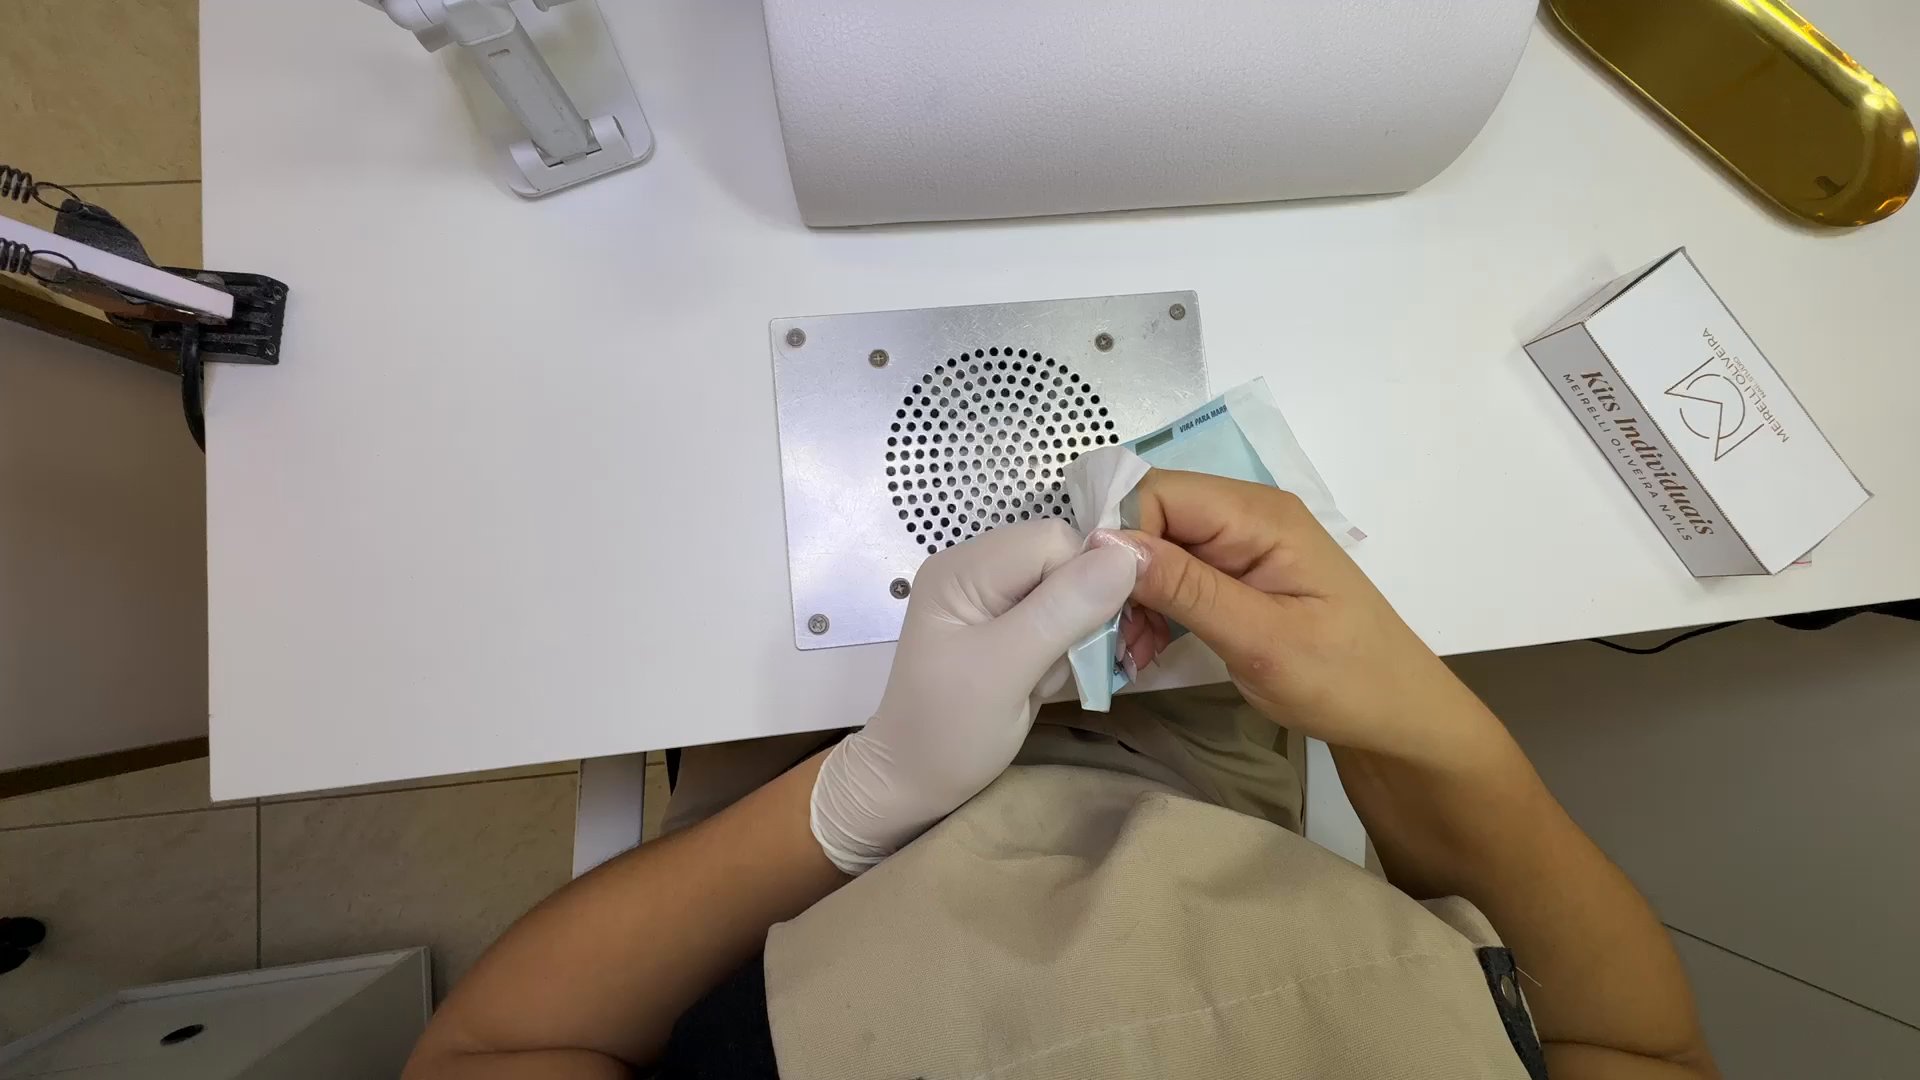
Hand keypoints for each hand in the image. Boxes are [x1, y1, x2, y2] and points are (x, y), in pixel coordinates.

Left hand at [810, 520, 1138, 873]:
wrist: (913, 782)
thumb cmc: (949, 732)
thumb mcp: (1006, 671)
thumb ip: (1062, 611)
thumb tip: (1126, 556)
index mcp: (962, 569)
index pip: (1051, 541)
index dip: (1083, 581)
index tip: (1087, 638)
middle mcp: (974, 569)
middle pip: (1062, 561)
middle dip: (1080, 612)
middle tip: (1064, 663)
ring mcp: (988, 597)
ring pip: (1067, 590)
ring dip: (1075, 636)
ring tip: (1043, 678)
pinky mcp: (1003, 624)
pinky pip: (1057, 617)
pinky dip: (1064, 649)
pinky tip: (1041, 680)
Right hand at [1095, 469, 1492, 763]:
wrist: (1395, 717)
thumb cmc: (1344, 681)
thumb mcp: (1262, 640)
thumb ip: (1186, 588)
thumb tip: (1107, 543)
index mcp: (1259, 516)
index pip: (1159, 492)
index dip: (1118, 534)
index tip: (1097, 596)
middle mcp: (1242, 515)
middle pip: (1150, 516)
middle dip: (1118, 571)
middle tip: (1108, 633)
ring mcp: (1236, 544)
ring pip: (1152, 548)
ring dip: (1129, 596)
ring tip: (1128, 650)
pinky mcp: (1229, 573)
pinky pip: (1169, 575)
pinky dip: (1148, 609)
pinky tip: (1144, 647)